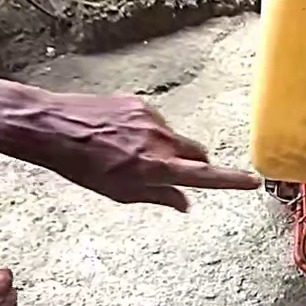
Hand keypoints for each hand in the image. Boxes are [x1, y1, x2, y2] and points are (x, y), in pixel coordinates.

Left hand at [24, 91, 260, 209]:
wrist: (53, 127)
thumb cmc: (84, 166)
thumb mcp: (122, 192)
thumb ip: (160, 196)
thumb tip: (185, 203)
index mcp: (156, 168)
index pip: (205, 176)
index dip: (231, 180)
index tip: (253, 181)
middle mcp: (159, 141)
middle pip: (196, 153)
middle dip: (193, 164)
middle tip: (173, 173)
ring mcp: (150, 119)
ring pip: (175, 138)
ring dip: (167, 149)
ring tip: (133, 153)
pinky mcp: (139, 103)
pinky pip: (157, 122)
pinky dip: (150, 133)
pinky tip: (123, 137)